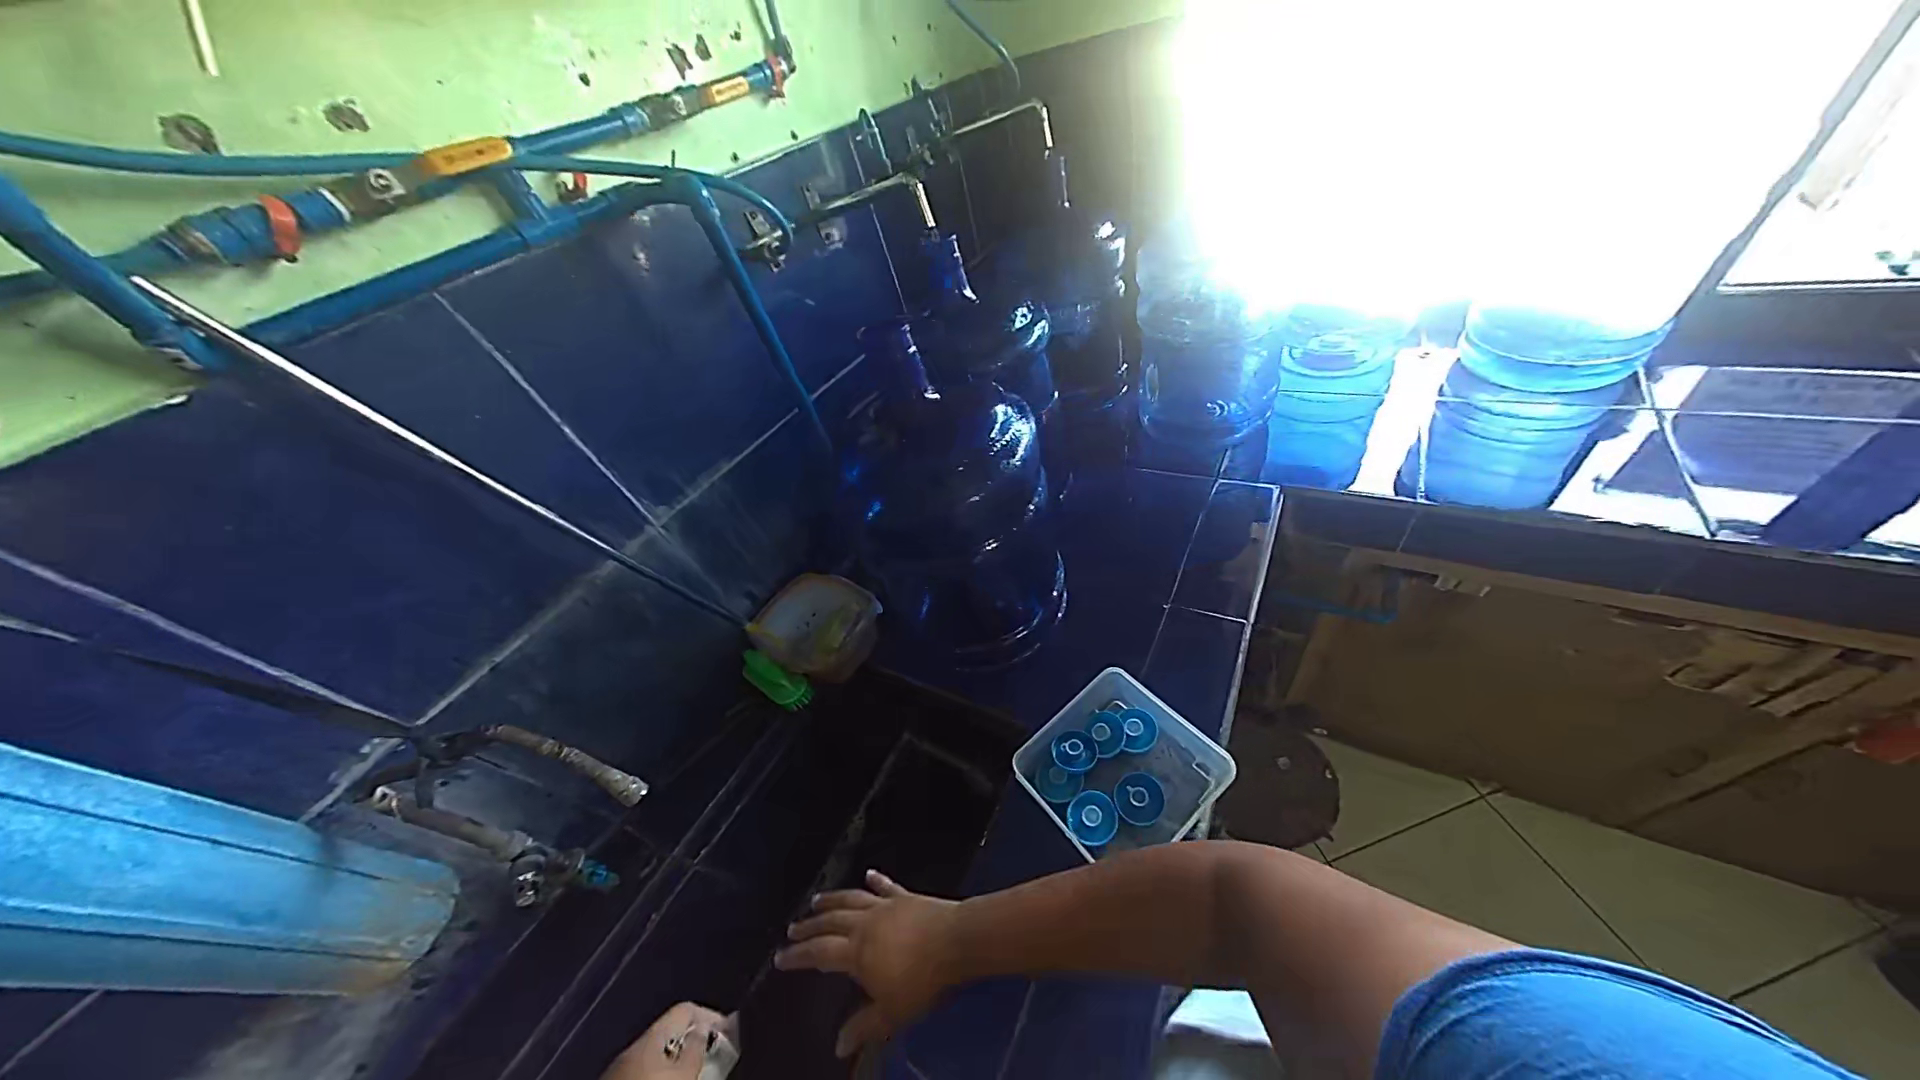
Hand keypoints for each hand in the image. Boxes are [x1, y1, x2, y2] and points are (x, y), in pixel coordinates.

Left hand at [600, 1002, 735, 1079]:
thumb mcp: (684, 1074)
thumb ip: (697, 1048)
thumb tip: (703, 1029)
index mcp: (650, 1036)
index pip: (686, 1009)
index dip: (710, 1016)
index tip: (728, 1031)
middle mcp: (631, 1048)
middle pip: (669, 1034)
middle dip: (692, 1043)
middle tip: (713, 1057)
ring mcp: (618, 1071)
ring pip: (655, 1058)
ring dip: (676, 1063)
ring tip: (694, 1074)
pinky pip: (643, 1073)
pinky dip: (660, 1076)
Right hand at [774, 869, 961, 1057]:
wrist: (955, 941)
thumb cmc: (922, 980)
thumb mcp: (891, 1012)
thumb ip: (864, 1027)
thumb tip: (838, 1046)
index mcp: (857, 951)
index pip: (820, 953)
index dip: (798, 955)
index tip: (781, 955)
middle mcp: (866, 923)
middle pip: (831, 921)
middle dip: (810, 925)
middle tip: (793, 926)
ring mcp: (886, 906)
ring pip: (852, 899)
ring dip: (833, 899)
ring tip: (817, 899)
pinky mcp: (905, 897)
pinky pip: (886, 887)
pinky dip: (876, 880)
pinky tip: (869, 873)